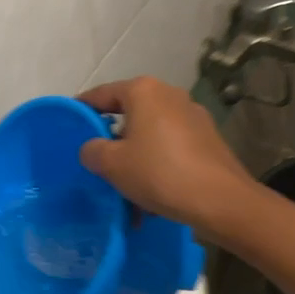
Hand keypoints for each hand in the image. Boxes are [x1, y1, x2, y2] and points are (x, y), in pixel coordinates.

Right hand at [75, 76, 266, 240]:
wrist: (224, 202)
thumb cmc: (161, 173)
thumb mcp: (113, 165)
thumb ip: (92, 151)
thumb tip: (92, 149)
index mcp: (142, 90)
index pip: (101, 94)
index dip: (83, 109)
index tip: (70, 125)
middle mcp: (168, 94)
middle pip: (129, 116)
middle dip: (115, 143)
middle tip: (101, 166)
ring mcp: (192, 115)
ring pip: (152, 136)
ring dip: (138, 160)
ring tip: (131, 195)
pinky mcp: (209, 139)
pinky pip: (173, 148)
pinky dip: (160, 166)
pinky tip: (156, 198)